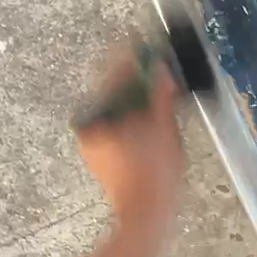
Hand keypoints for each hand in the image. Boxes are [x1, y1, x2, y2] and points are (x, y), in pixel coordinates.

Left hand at [77, 48, 183, 231]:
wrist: (144, 214)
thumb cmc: (155, 177)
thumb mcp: (166, 130)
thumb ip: (162, 95)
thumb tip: (161, 70)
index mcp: (103, 114)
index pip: (116, 72)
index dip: (132, 55)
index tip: (142, 43)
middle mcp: (90, 124)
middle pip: (114, 90)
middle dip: (135, 82)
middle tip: (156, 76)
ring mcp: (92, 141)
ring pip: (114, 110)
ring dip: (133, 103)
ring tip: (156, 104)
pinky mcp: (97, 154)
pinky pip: (113, 127)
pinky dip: (129, 122)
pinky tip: (148, 128)